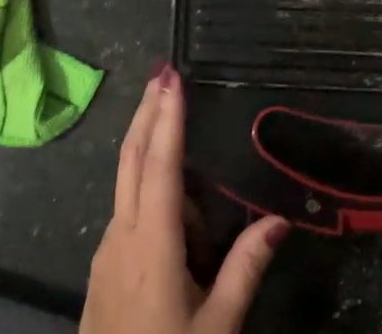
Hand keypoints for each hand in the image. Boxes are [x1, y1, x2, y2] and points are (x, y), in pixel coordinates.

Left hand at [81, 65, 288, 333]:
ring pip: (128, 185)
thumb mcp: (218, 324)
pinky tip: (180, 217)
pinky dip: (150, 194)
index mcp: (151, 243)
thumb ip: (245, 268)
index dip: (167, 118)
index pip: (159, 165)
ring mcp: (107, 250)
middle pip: (131, 159)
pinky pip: (129, 214)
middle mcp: (121, 234)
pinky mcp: (104, 268)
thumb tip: (278, 220)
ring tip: (194, 161)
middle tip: (163, 74)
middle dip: (147, 113)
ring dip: (152, 155)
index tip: (171, 79)